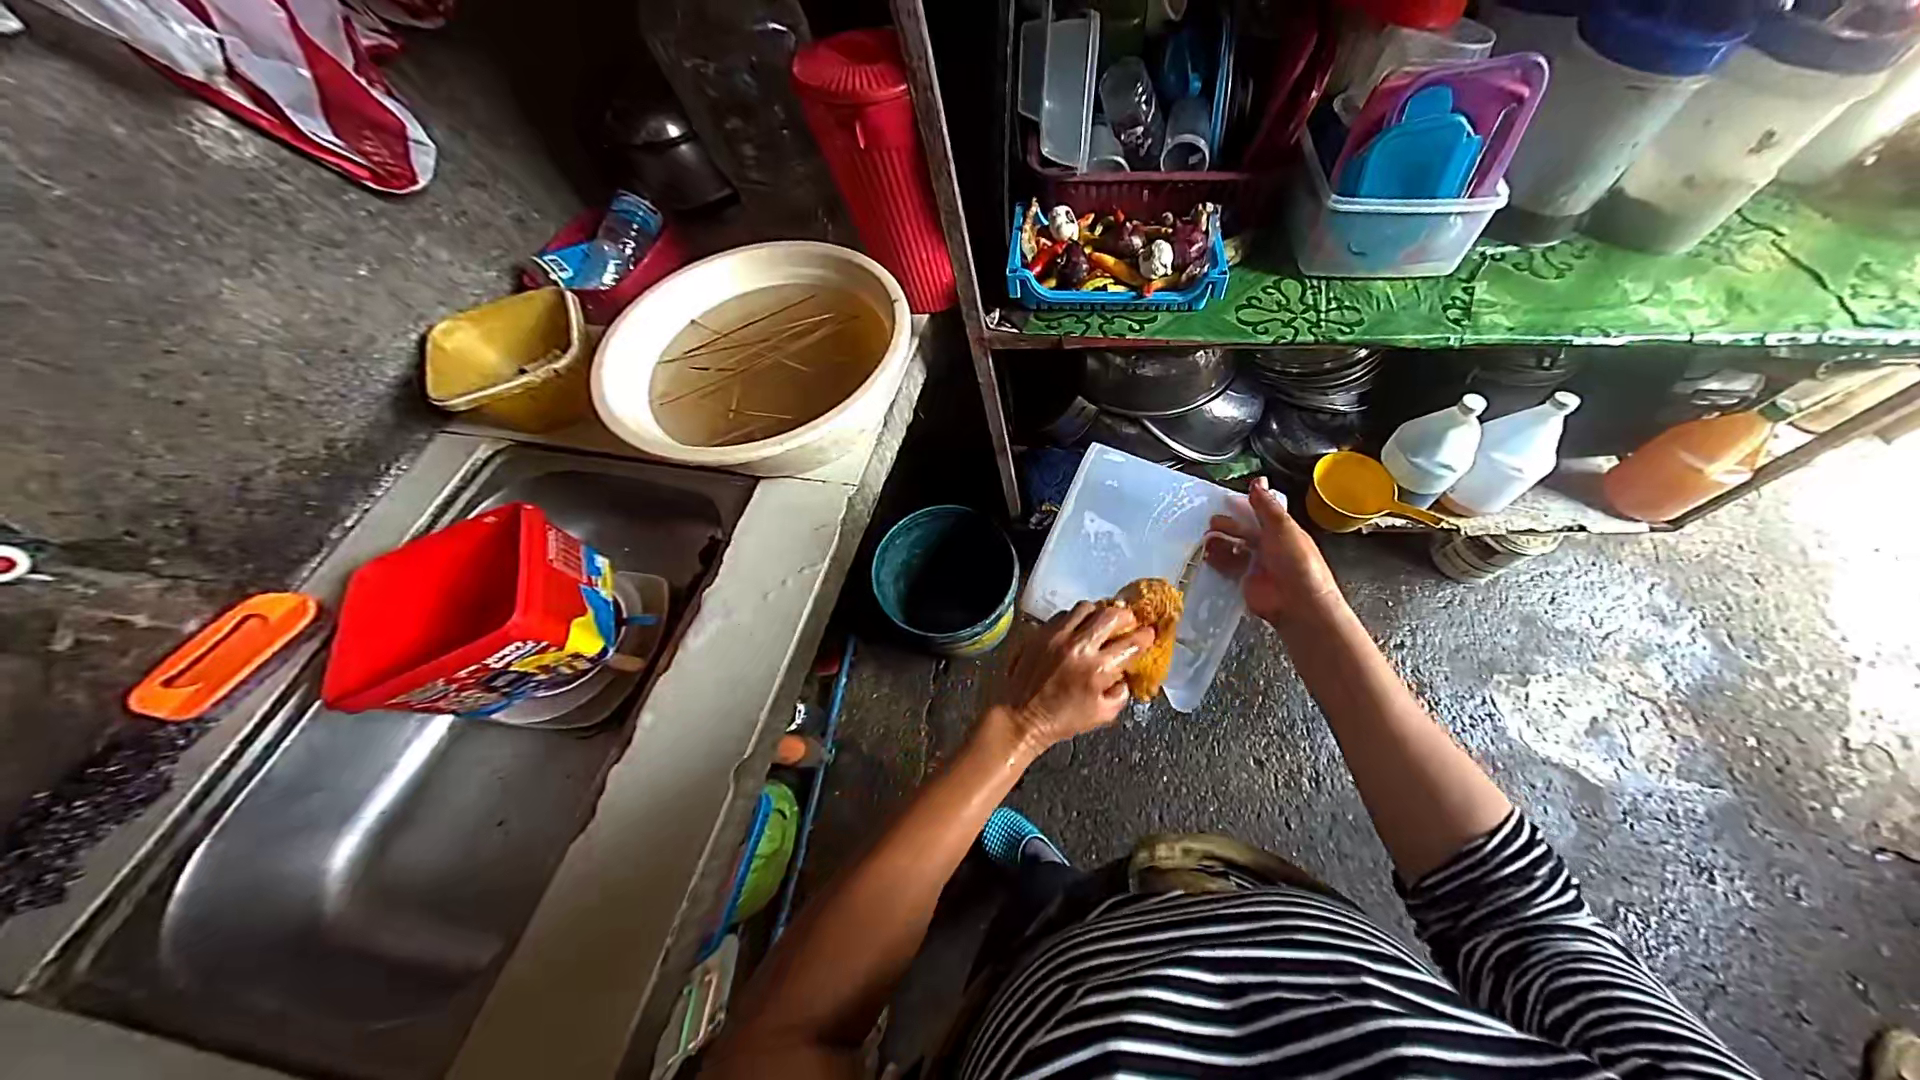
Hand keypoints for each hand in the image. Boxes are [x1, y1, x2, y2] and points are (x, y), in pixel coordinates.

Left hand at [995, 602, 1153, 753]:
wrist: (1020, 717)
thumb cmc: (1061, 720)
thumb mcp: (1103, 714)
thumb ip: (1121, 692)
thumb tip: (1124, 673)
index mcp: (1098, 669)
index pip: (1131, 642)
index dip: (1145, 636)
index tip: (1148, 634)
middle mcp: (1078, 646)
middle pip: (1111, 614)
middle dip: (1126, 616)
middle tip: (1128, 622)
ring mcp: (1056, 636)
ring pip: (1086, 608)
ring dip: (1099, 613)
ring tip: (1101, 622)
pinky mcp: (1040, 633)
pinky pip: (1063, 615)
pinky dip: (1075, 618)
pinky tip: (1076, 629)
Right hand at [1206, 476, 1345, 629]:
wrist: (1298, 602)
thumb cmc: (1298, 563)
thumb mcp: (1282, 527)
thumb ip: (1266, 505)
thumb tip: (1258, 482)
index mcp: (1281, 530)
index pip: (1260, 513)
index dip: (1244, 506)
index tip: (1226, 500)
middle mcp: (1269, 546)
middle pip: (1243, 531)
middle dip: (1227, 525)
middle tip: (1212, 522)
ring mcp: (1257, 564)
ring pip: (1233, 549)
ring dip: (1219, 542)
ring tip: (1206, 539)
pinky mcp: (1246, 581)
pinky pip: (1228, 568)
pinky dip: (1217, 561)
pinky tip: (1208, 556)